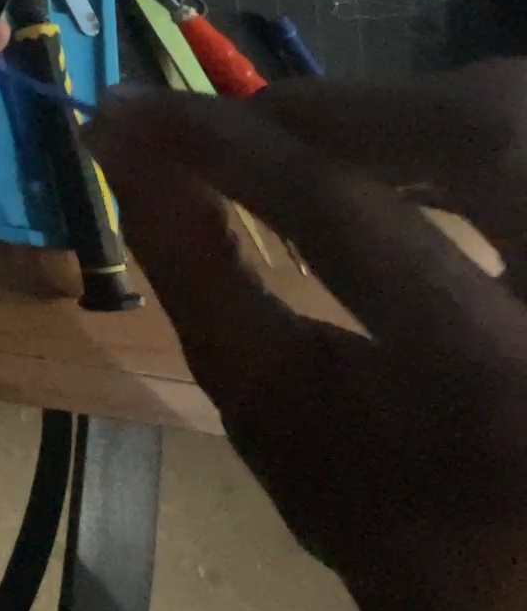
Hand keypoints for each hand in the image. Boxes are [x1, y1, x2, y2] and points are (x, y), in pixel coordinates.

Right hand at [86, 61, 526, 610]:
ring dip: (404, 110)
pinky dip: (458, 131)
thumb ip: (189, 265)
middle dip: (331, 108)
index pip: (337, 209)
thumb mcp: (260, 397)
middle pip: (487, 128)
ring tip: (318, 149)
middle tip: (237, 126)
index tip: (127, 109)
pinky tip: (405, 169)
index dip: (218, 140)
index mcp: (495, 385)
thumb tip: (121, 149)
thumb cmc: (381, 502)